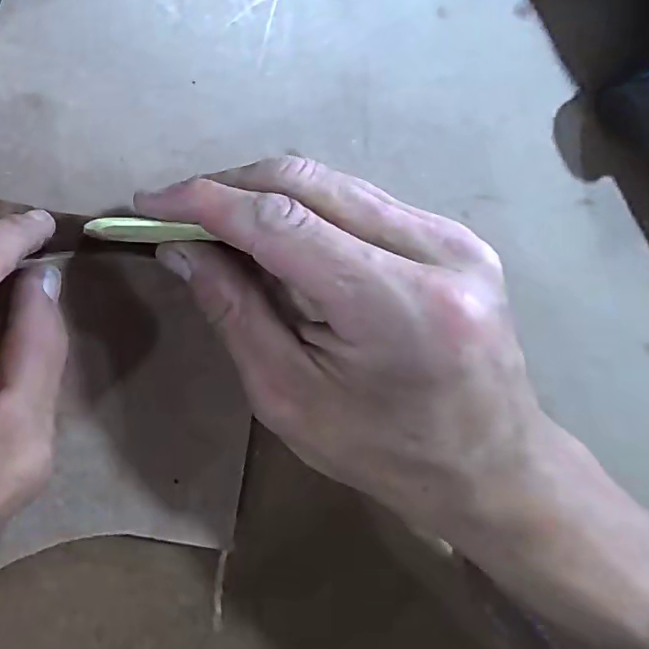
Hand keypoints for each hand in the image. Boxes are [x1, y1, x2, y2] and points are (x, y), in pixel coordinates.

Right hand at [136, 156, 557, 543]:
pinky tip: (270, 231)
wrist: (499, 469)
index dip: (205, 202)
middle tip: (174, 211)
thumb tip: (178, 248)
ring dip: (259, 190)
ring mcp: (450, 232)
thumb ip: (232, 310)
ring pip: (327, 180)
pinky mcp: (450, 229)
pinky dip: (298, 203)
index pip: (279, 222)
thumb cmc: (386, 453)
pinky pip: (352, 195)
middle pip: (303, 182)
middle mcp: (433, 249)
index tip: (148, 202)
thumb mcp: (288, 397)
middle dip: (226, 186)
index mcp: (396, 306)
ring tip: (214, 221)